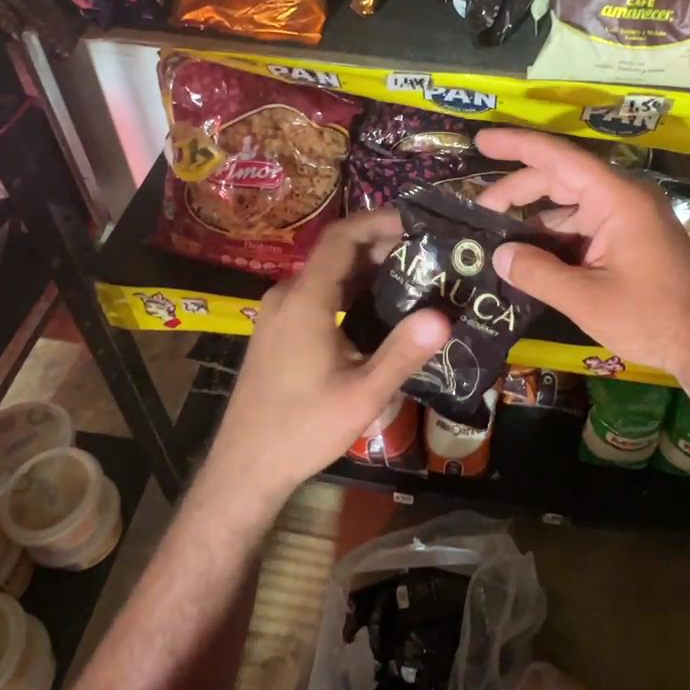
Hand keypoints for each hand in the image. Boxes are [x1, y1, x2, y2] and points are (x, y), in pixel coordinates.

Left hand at [205, 210, 449, 497]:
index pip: (342, 237)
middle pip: (336, 253)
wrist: (245, 467)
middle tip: (428, 256)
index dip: (379, 222)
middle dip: (381, 247)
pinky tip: (378, 311)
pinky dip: (348, 292)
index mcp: (305, 300)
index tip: (417, 223)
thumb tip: (444, 316)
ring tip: (413, 278)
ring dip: (366, 271)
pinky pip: (316, 295)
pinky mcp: (276, 331)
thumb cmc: (303, 429)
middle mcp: (286, 296)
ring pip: (326, 275)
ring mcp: (277, 314)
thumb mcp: (363, 395)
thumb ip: (402, 352)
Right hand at [474, 127, 689, 391]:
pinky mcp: (631, 237)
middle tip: (478, 211)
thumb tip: (498, 256)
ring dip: (535, 217)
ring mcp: (629, 217)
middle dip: (517, 190)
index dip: (516, 146)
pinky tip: (530, 255)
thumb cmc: (653, 318)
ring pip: (570, 203)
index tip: (479, 141)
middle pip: (560, 178)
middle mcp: (623, 197)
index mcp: (617, 199)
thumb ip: (537, 273)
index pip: (558, 158)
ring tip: (497, 237)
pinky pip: (584, 224)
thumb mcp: (586, 299)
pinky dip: (555, 235)